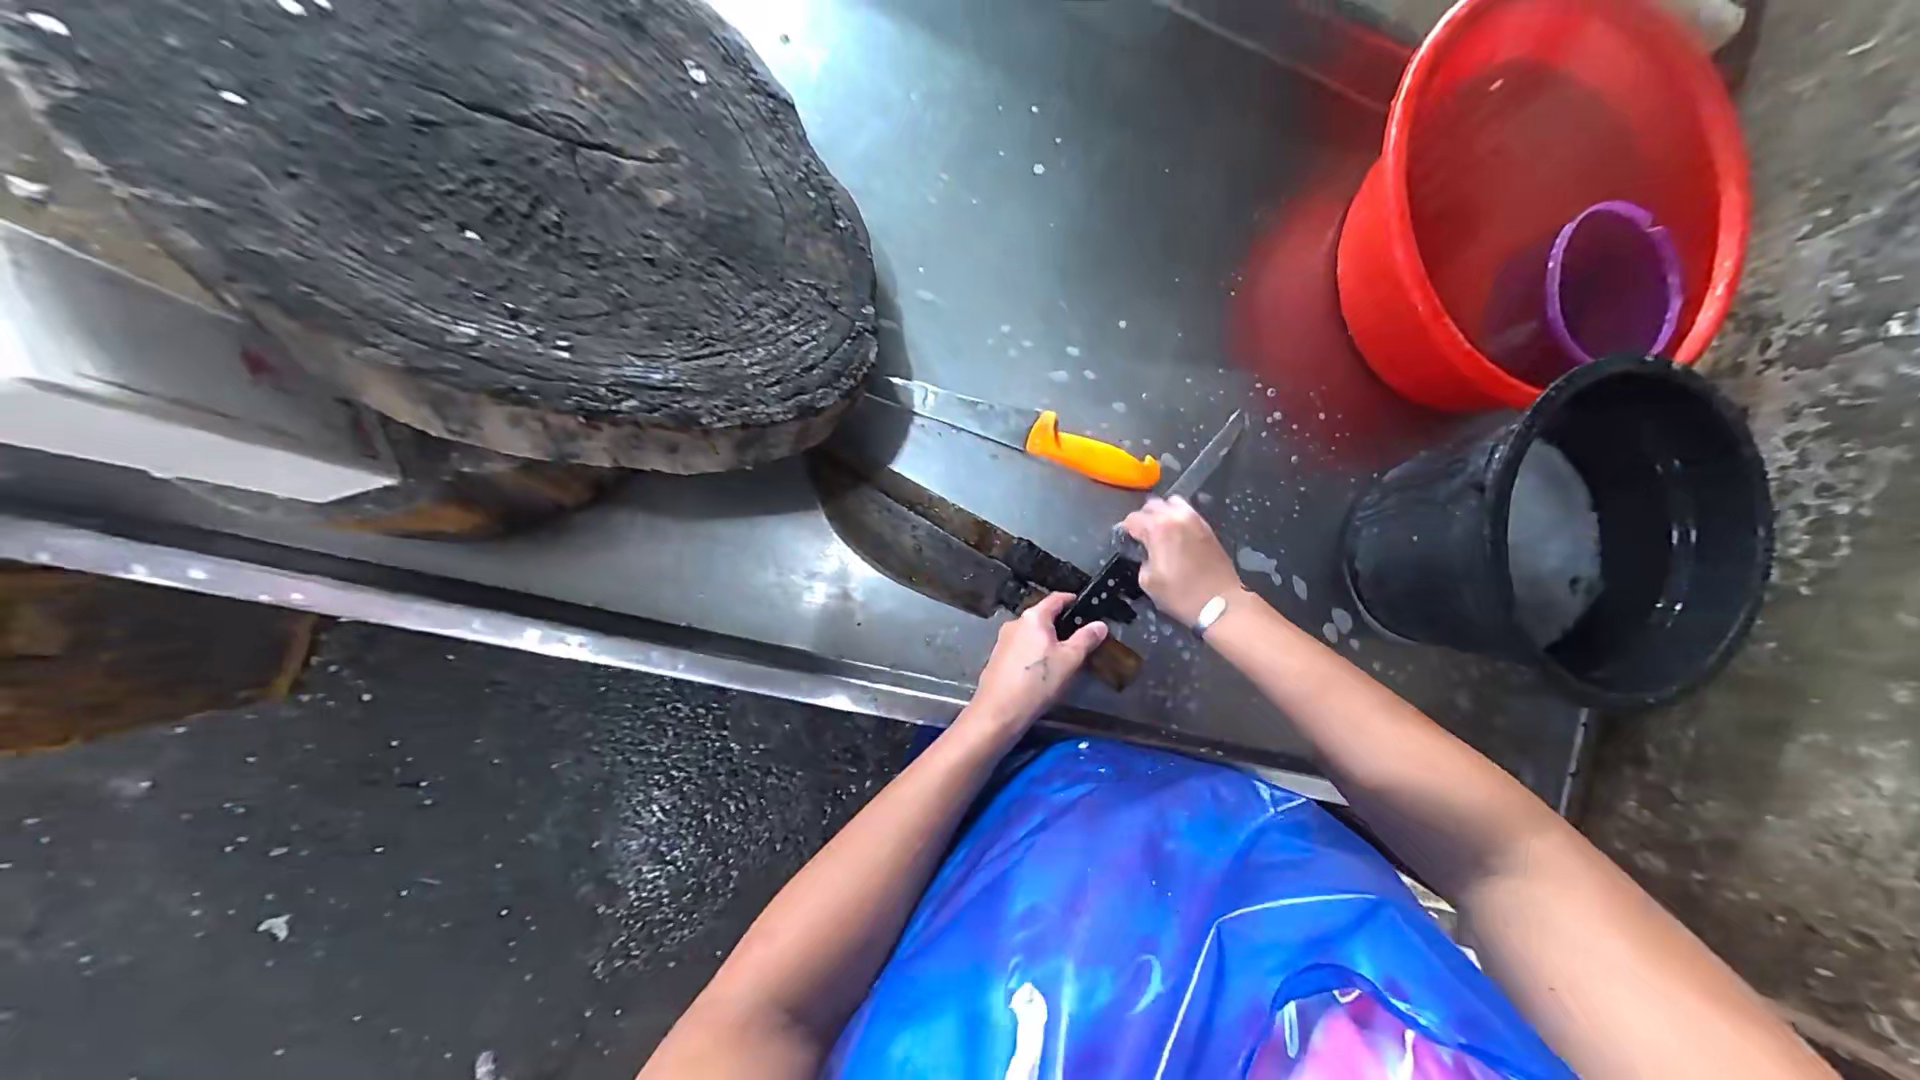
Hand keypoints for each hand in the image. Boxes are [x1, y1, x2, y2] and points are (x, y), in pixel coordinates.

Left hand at [961, 592, 1108, 735]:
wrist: (998, 711)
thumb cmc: (1037, 681)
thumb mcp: (1069, 660)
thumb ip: (1085, 639)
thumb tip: (1100, 624)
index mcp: (1033, 617)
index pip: (1055, 599)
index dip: (1071, 599)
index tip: (1082, 604)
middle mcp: (1015, 623)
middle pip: (1042, 616)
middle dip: (1060, 623)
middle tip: (1078, 635)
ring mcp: (1003, 640)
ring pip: (1031, 633)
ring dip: (1046, 639)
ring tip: (1063, 655)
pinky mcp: (997, 657)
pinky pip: (1021, 647)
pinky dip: (1034, 651)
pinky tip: (1042, 669)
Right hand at [1120, 495, 1245, 623]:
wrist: (1220, 602)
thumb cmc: (1181, 594)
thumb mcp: (1147, 581)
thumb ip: (1142, 559)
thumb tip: (1146, 553)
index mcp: (1157, 529)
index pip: (1133, 518)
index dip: (1126, 530)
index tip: (1127, 540)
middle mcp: (1176, 517)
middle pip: (1152, 505)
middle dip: (1144, 518)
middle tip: (1142, 536)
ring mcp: (1195, 520)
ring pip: (1172, 503)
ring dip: (1163, 514)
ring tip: (1161, 531)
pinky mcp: (1208, 528)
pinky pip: (1188, 513)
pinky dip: (1179, 519)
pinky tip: (1177, 535)